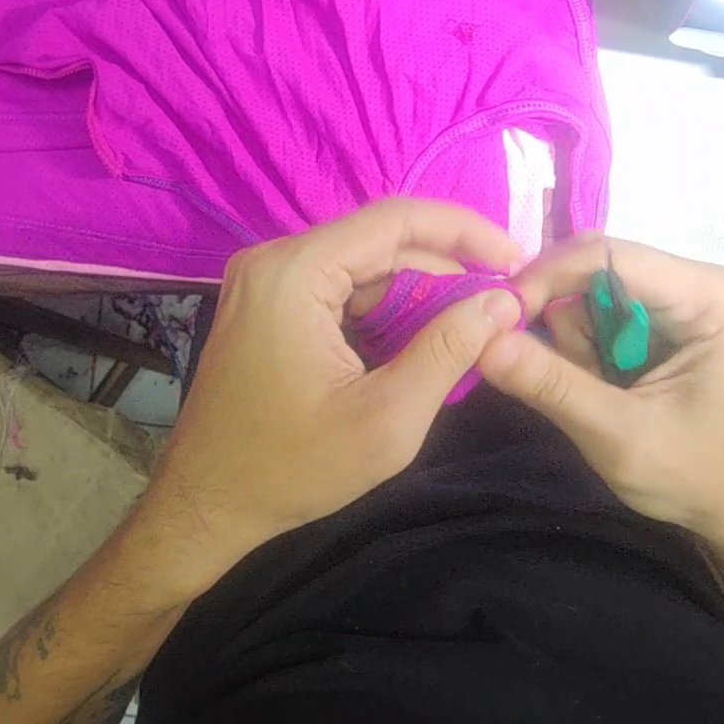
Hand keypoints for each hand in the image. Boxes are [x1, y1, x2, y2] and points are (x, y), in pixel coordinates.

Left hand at [138, 200, 522, 579]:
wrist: (207, 503)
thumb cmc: (292, 469)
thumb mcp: (387, 419)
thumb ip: (449, 351)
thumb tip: (503, 302)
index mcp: (295, 273)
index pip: (396, 220)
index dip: (465, 231)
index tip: (516, 260)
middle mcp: (274, 260)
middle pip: (379, 243)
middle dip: (444, 271)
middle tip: (500, 307)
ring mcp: (264, 281)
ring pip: (361, 267)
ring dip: (415, 295)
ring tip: (465, 332)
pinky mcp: (265, 304)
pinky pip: (337, 289)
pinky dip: (380, 311)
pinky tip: (414, 343)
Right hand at [477, 234, 723, 544]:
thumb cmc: (693, 477)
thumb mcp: (617, 436)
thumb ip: (551, 385)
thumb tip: (482, 343)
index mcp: (715, 298)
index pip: (611, 256)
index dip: (547, 277)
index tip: (498, 317)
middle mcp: (706, 283)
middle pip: (597, 266)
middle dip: (558, 315)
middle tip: (537, 366)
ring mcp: (687, 297)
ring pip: (590, 288)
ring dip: (572, 339)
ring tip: (595, 391)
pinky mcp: (668, 317)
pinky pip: (599, 309)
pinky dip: (581, 346)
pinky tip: (600, 382)